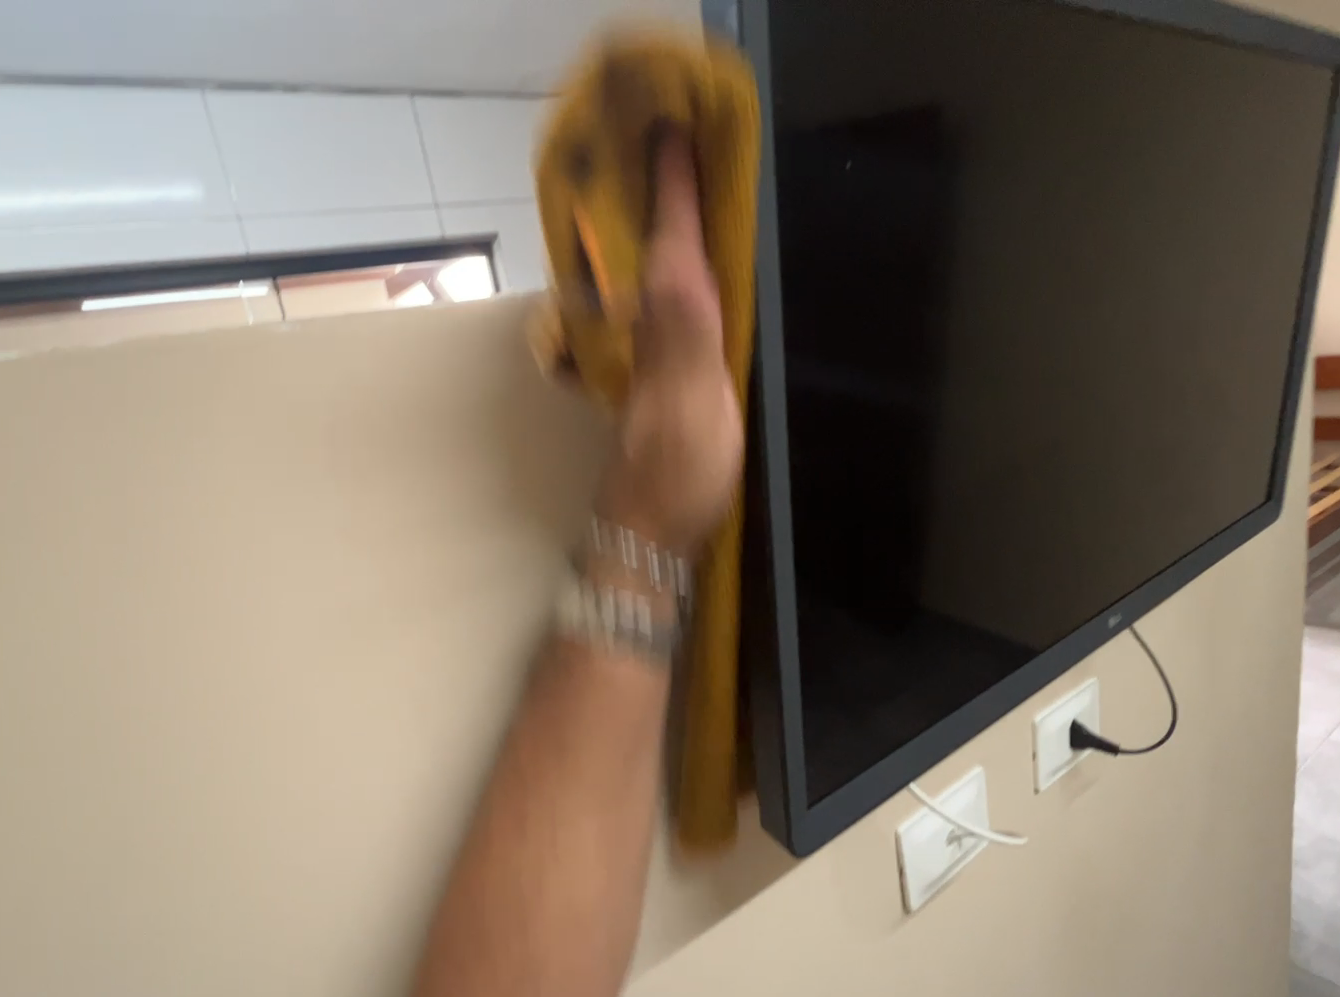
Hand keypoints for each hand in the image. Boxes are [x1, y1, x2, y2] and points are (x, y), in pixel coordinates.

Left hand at [595, 134, 743, 556]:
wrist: (654, 525)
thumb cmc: (678, 468)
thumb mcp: (689, 396)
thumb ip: (684, 324)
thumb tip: (675, 253)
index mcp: (661, 321)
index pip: (669, 233)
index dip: (674, 182)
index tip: (677, 129)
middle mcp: (648, 326)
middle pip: (652, 242)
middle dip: (661, 188)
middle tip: (677, 135)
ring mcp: (652, 349)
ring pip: (656, 267)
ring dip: (666, 220)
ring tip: (686, 177)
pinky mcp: (662, 373)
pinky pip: (668, 298)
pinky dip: (676, 263)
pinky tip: (691, 255)